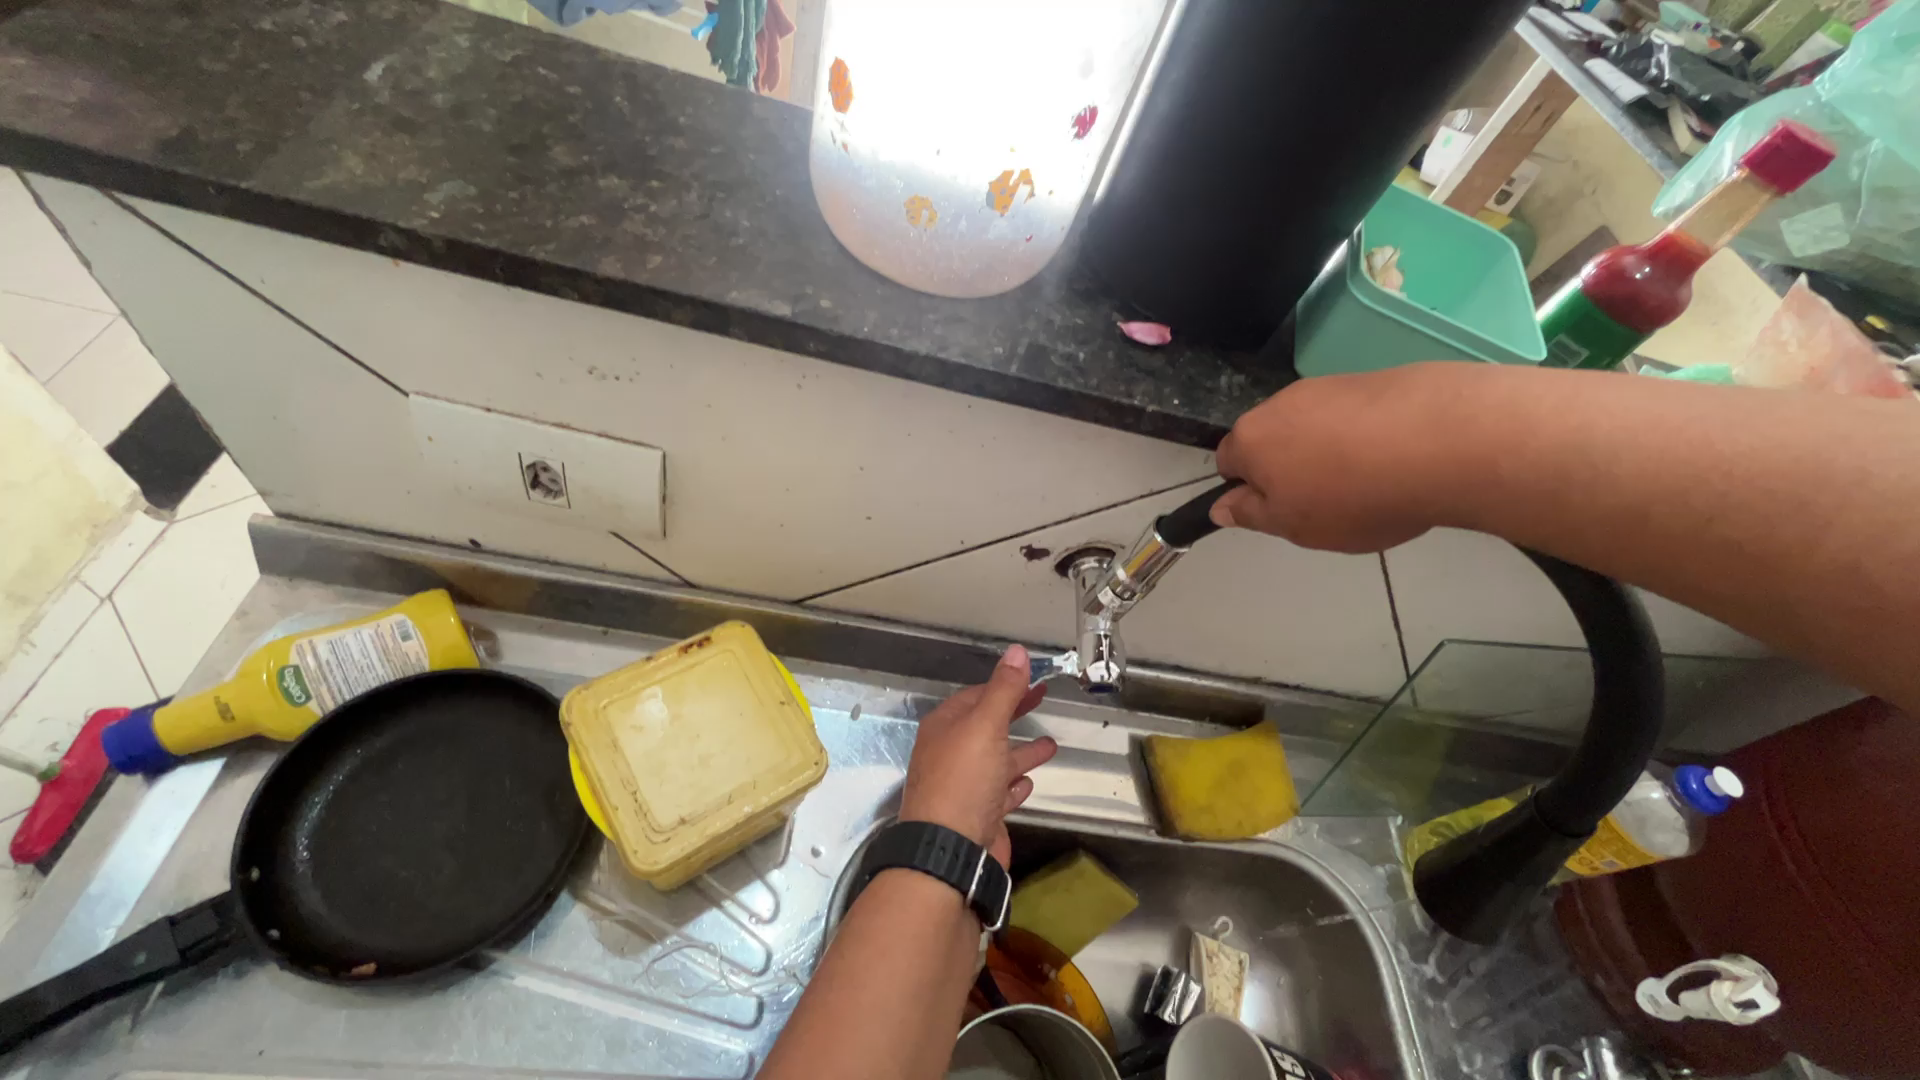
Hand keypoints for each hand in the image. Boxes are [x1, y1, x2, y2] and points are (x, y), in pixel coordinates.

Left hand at [899, 645, 1058, 867]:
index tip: (1031, 678)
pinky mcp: (977, 817)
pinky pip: (998, 794)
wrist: (949, 851)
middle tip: (1043, 698)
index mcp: (945, 727)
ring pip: (996, 762)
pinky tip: (1028, 783)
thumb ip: (1004, 690)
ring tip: (1051, 745)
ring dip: (1021, 752)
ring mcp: (963, 788)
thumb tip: (1016, 651)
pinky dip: (1013, 786)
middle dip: (1014, 712)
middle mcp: (950, 754)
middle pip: (987, 726)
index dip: (1005, 686)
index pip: (977, 696)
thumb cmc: (964, 780)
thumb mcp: (986, 725)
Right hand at [1210, 366, 1450, 552]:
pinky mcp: (1374, 379)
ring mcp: (1329, 386)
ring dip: (1329, 451)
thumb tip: (1220, 507)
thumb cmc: (1352, 497)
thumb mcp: (1294, 525)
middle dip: (1290, 467)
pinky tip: (1397, 460)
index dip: (1250, 490)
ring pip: (1314, 425)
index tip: (1282, 511)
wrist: (1443, 440)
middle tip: (1326, 503)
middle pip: (1272, 439)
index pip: (1227, 462)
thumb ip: (1251, 514)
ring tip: (1370, 482)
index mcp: (1250, 439)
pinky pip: (1356, 415)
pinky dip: (1366, 436)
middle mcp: (1281, 403)